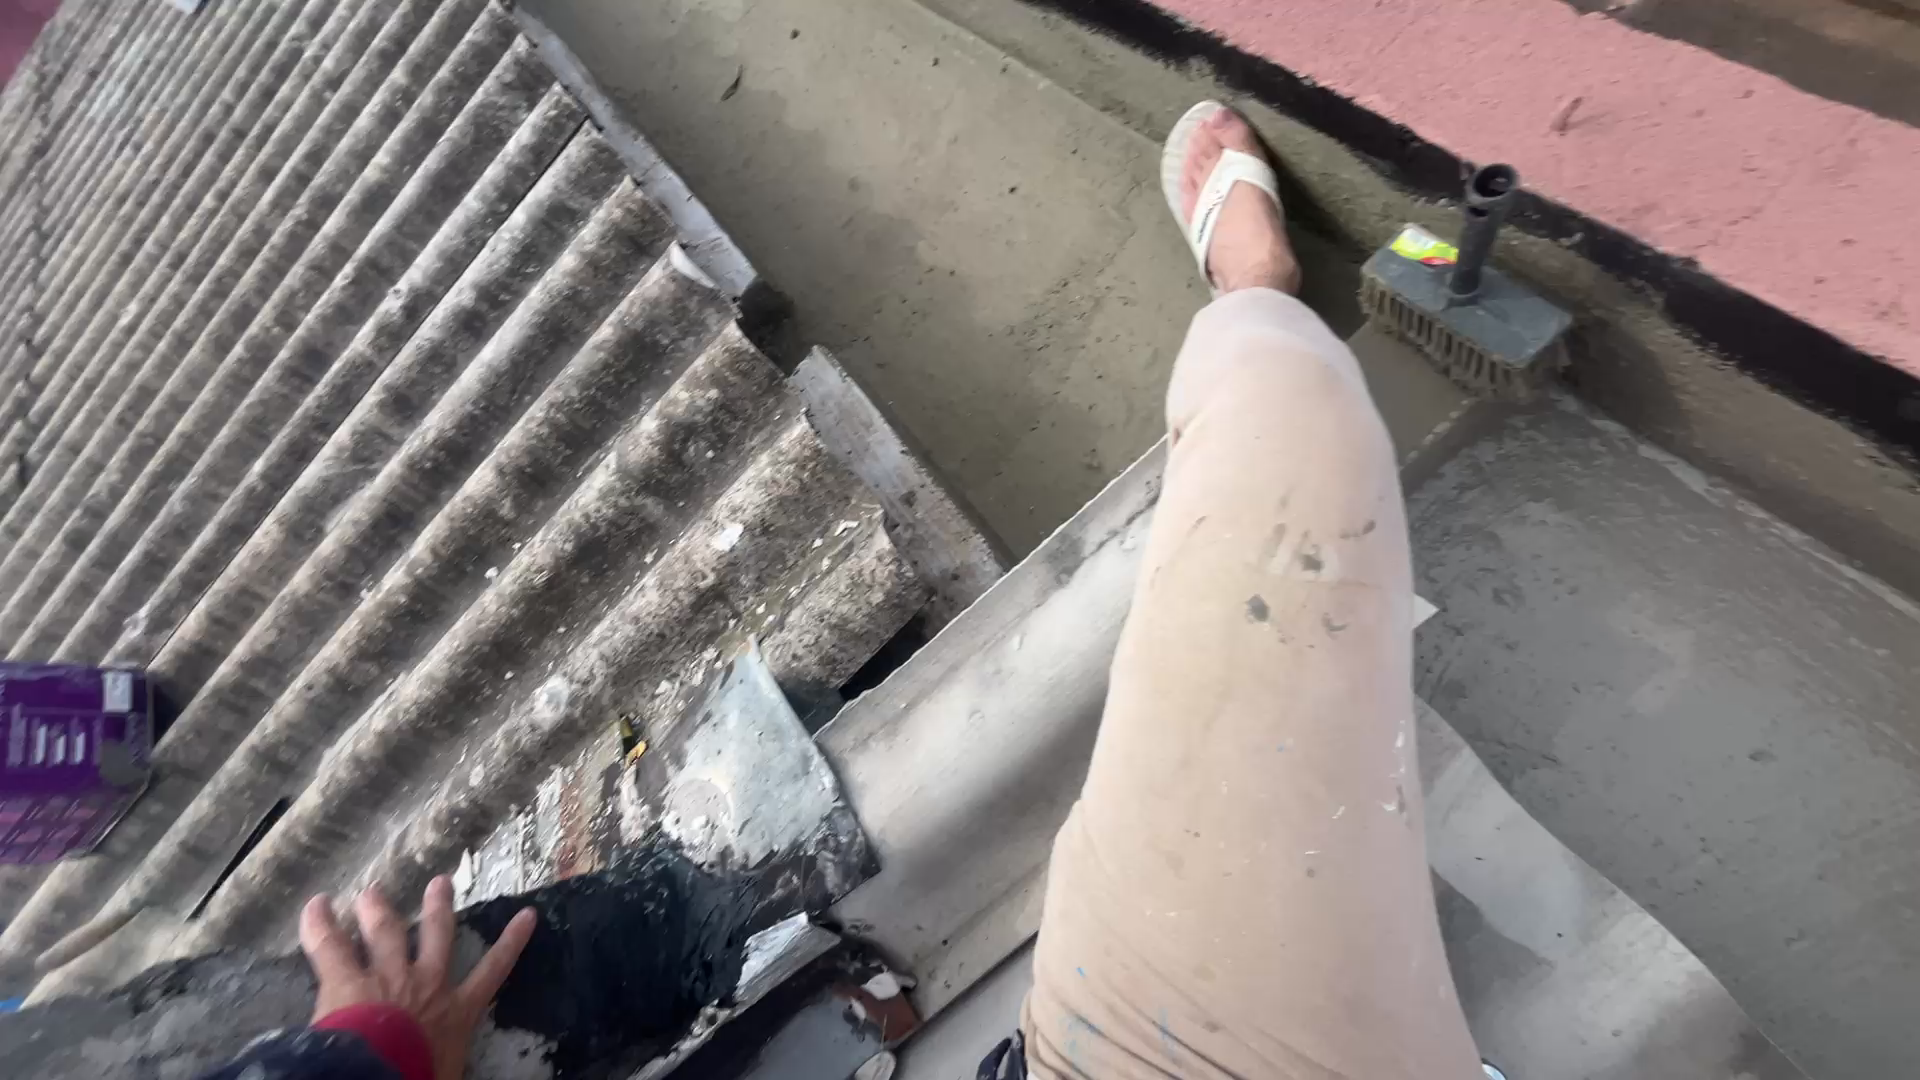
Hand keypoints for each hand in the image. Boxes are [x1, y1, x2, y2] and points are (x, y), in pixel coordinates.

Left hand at [299, 876, 537, 1079]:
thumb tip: (459, 1069)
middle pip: (436, 935)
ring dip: (380, 910)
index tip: (528, 915)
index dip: (512, 942)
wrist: (376, 1076)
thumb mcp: (449, 1071)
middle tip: (439, 882)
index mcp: (456, 1010)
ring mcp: (387, 977)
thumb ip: (454, 1060)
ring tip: (373, 891)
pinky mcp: (345, 983)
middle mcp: (427, 983)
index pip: (494, 969)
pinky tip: (316, 905)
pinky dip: (321, 925)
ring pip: (386, 933)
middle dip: (439, 907)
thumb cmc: (419, 1076)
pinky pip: (331, 948)